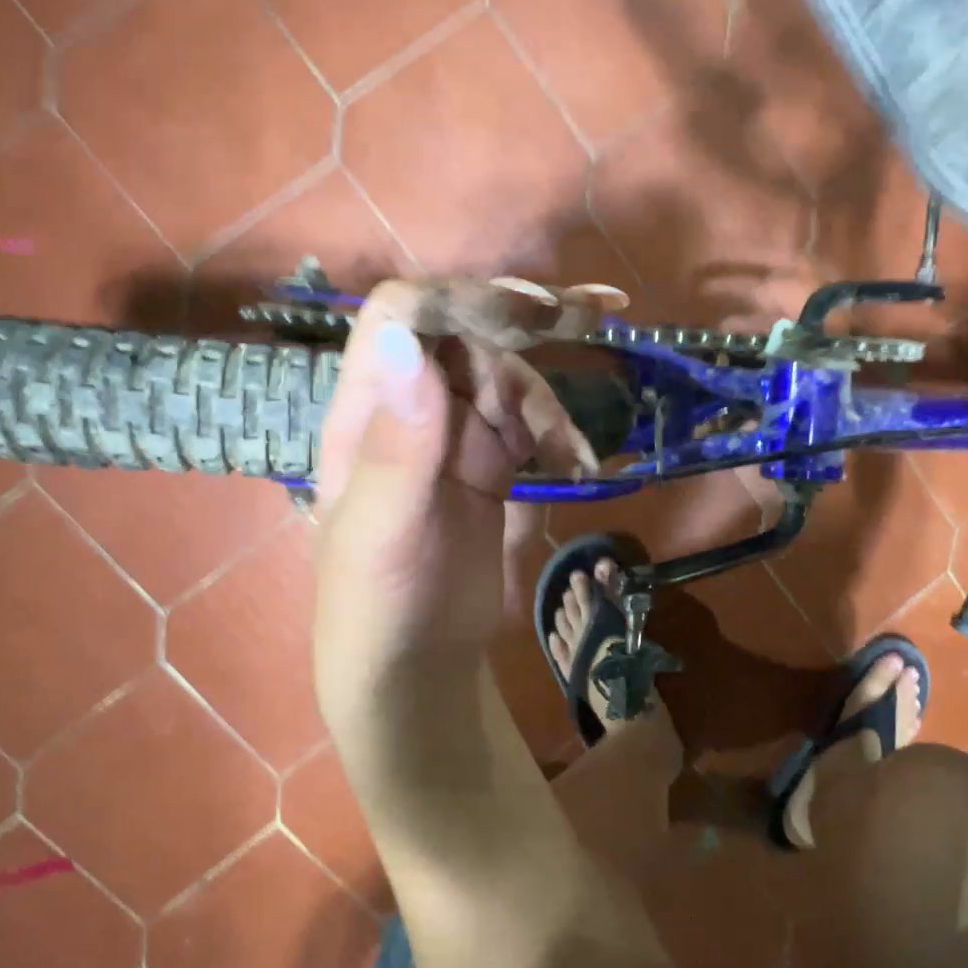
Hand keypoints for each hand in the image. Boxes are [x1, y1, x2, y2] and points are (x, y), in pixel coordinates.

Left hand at [310, 277, 597, 720]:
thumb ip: (397, 443)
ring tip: (576, 459)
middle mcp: (411, 409)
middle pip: (469, 337)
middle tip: (600, 311)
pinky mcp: (491, 465)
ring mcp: (454, 436)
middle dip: (530, 325)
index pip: (403, 317)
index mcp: (368, 410)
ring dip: (551, 404)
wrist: (417, 668)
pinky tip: (582, 471)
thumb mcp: (380, 533)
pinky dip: (563, 438)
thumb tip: (405, 339)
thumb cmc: (377, 605)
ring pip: (510, 379)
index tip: (533, 309)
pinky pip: (533, 426)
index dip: (463, 299)